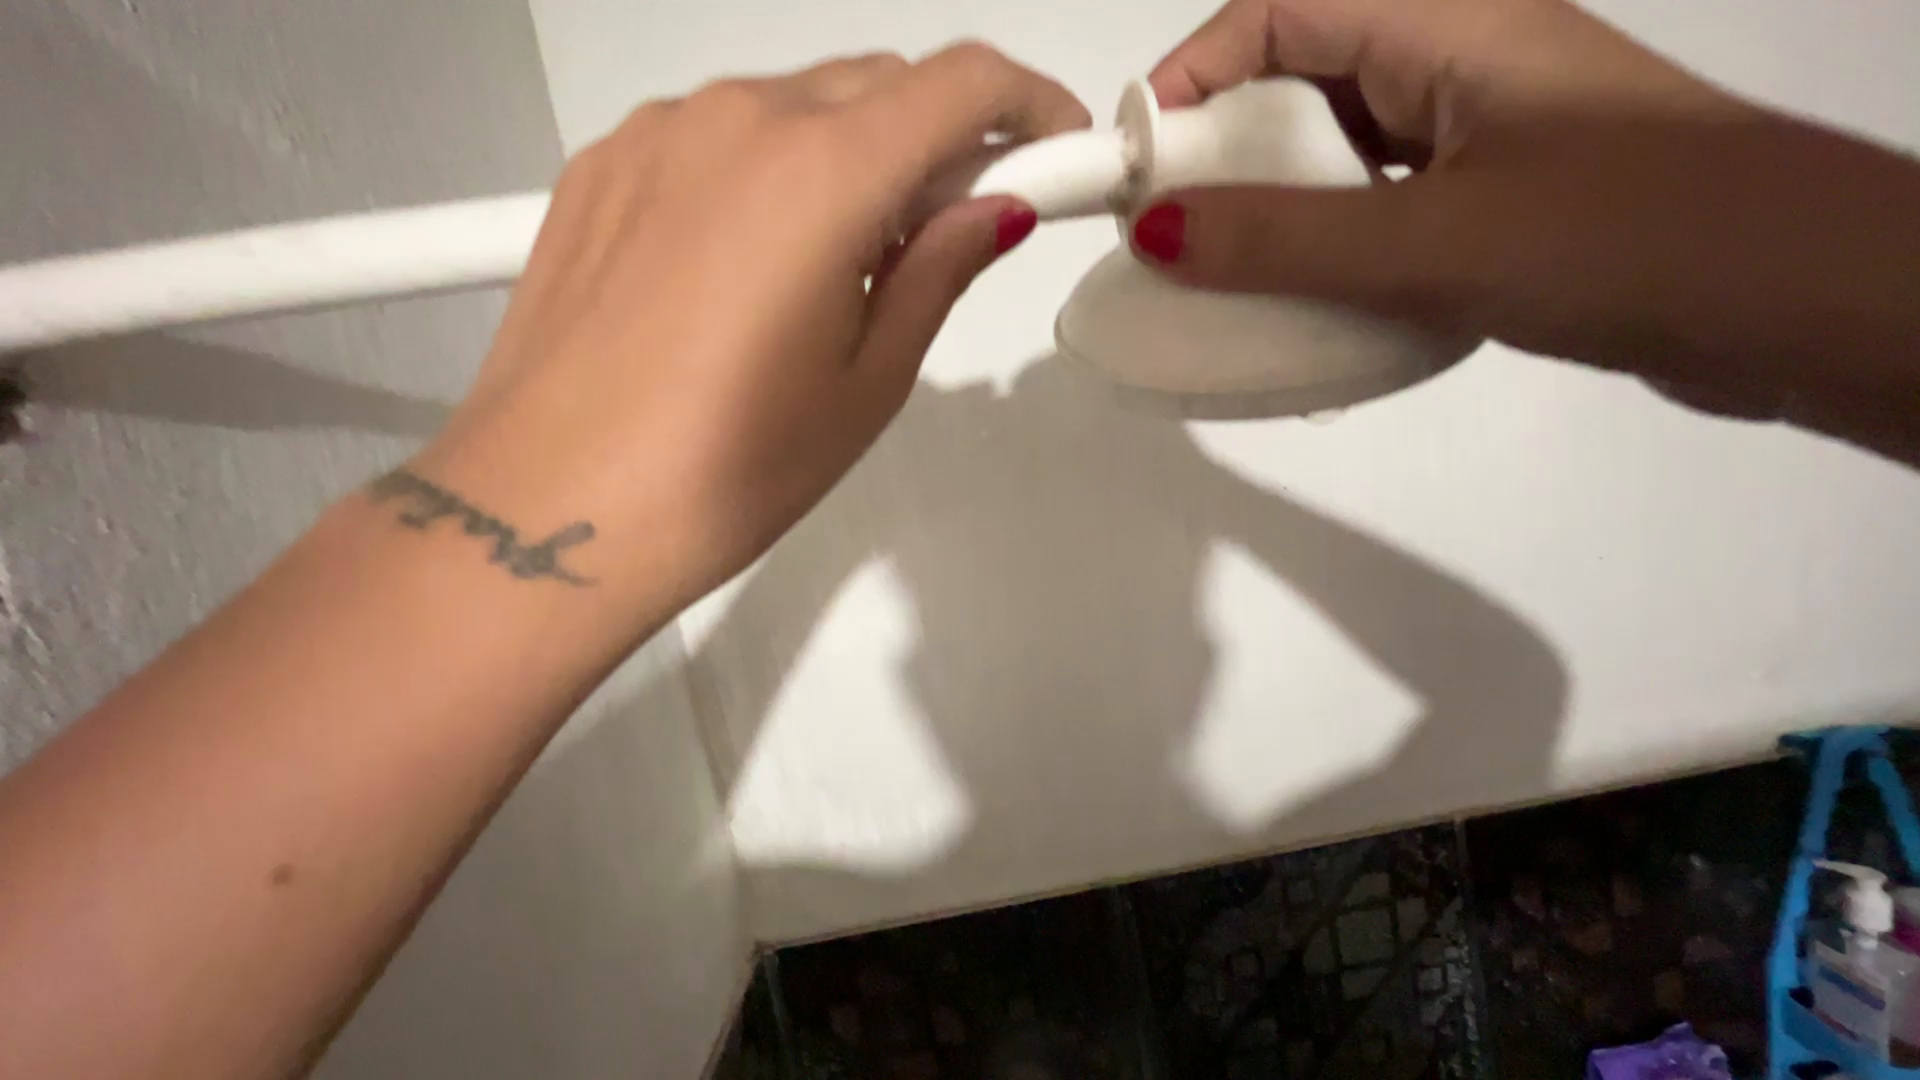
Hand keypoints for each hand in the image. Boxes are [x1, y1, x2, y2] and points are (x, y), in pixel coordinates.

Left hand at [419, 45, 1088, 613]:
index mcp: (819, 175)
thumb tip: (994, 208)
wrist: (554, 510)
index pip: (961, 85)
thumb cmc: (728, 471)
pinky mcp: (604, 167)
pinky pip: (721, 137)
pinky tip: (762, 262)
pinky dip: (774, 171)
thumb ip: (937, 273)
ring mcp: (658, 135)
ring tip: (850, 265)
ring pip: (798, 107)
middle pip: (880, 85)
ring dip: (855, 156)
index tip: (1059, 148)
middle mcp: (736, 121)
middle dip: (942, 139)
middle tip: (957, 227)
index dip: (1032, 105)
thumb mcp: (868, 384)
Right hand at [1135, 0, 1919, 452]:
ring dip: (1271, 195)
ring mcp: (1481, 133)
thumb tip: (1153, 230)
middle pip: (1304, 74)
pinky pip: (1377, 200)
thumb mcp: (1428, 244)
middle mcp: (1461, 63)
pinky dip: (1323, 237)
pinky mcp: (1495, 197)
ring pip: (1340, 144)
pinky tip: (1299, 290)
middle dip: (1220, 140)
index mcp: (1451, 27)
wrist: (1803, 306)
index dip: (1194, 68)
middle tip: (1165, 220)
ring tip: (1215, 260)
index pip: (1284, 9)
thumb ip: (1282, 241)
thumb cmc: (1623, 246)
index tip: (1135, 153)